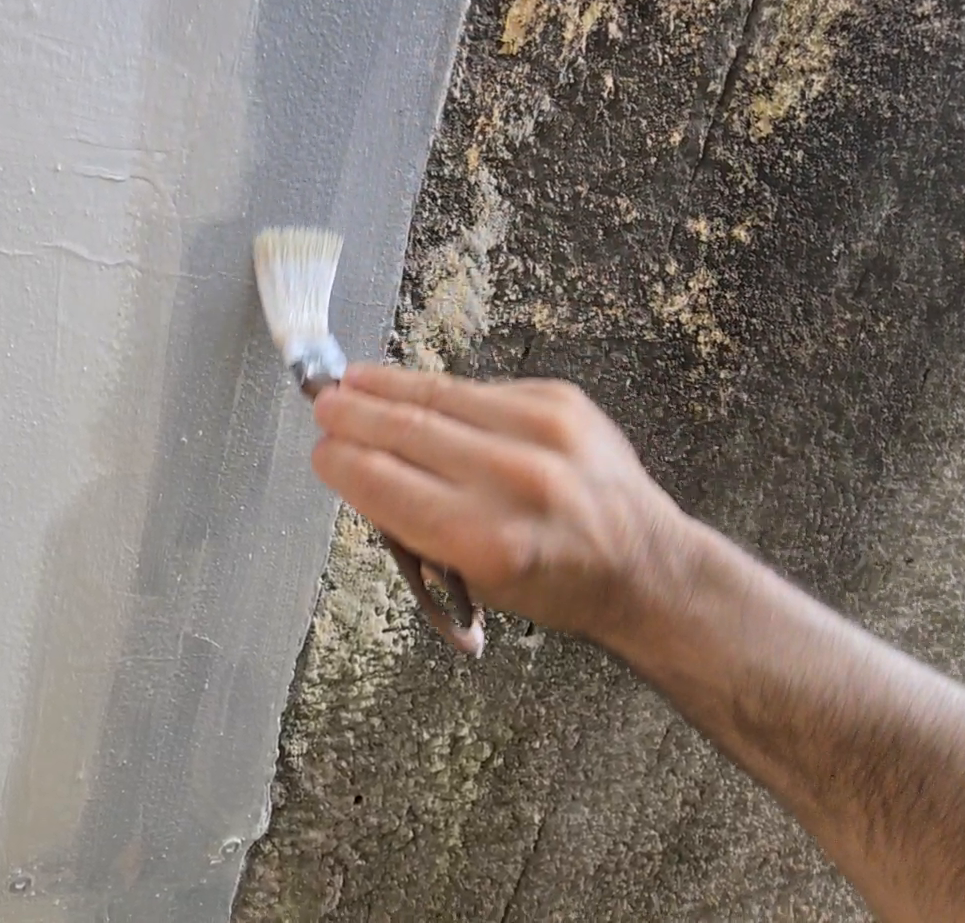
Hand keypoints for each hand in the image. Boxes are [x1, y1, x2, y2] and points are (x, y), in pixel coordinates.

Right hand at [310, 363, 698, 643]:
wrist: (644, 564)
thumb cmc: (552, 584)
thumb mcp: (471, 579)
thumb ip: (413, 522)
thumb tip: (361, 464)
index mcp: (485, 539)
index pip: (383, 482)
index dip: (340, 462)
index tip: (320, 452)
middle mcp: (515, 481)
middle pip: (405, 431)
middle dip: (352, 415)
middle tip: (323, 404)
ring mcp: (542, 433)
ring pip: (438, 396)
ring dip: (384, 387)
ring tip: (352, 382)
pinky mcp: (559, 402)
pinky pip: (476, 390)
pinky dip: (436, 390)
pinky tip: (408, 388)